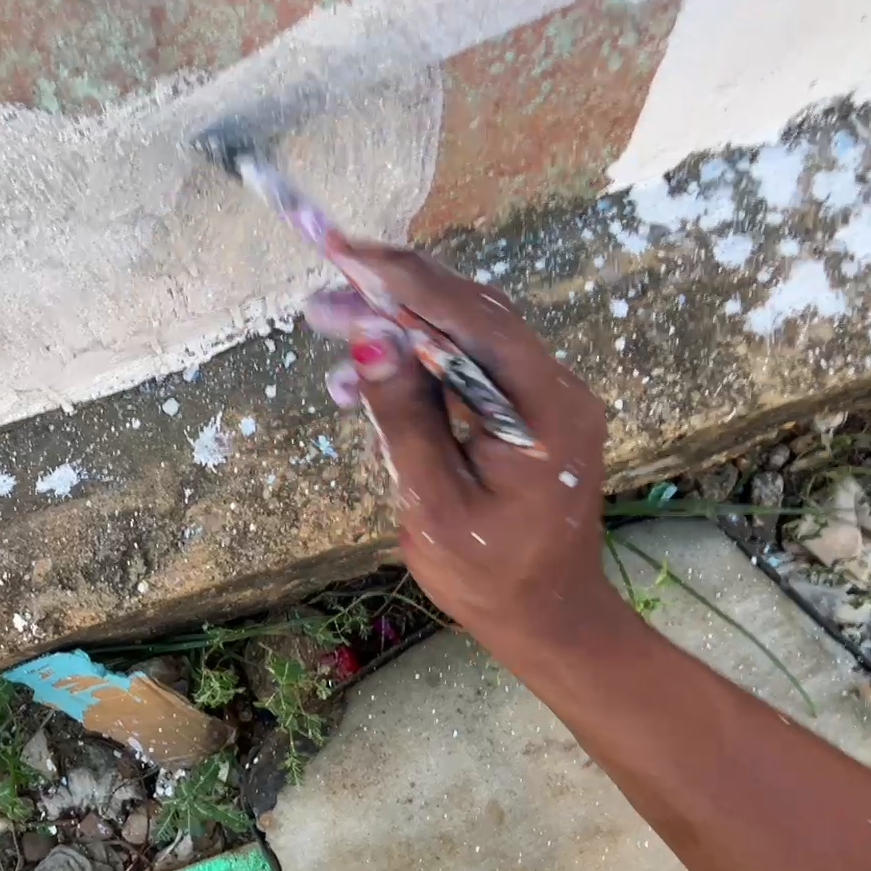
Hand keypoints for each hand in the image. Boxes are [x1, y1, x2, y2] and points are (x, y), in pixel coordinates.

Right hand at [305, 240, 618, 664]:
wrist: (546, 618)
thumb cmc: (490, 577)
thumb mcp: (433, 504)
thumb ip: (403, 417)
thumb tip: (369, 337)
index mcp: (543, 407)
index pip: (467, 317)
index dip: (401, 279)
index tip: (342, 252)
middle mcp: (551, 387)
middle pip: (465, 316)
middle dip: (389, 301)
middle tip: (319, 304)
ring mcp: (540, 398)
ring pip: (461, 338)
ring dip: (395, 334)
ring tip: (330, 347)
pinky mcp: (522, 413)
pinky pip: (464, 371)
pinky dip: (414, 369)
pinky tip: (366, 386)